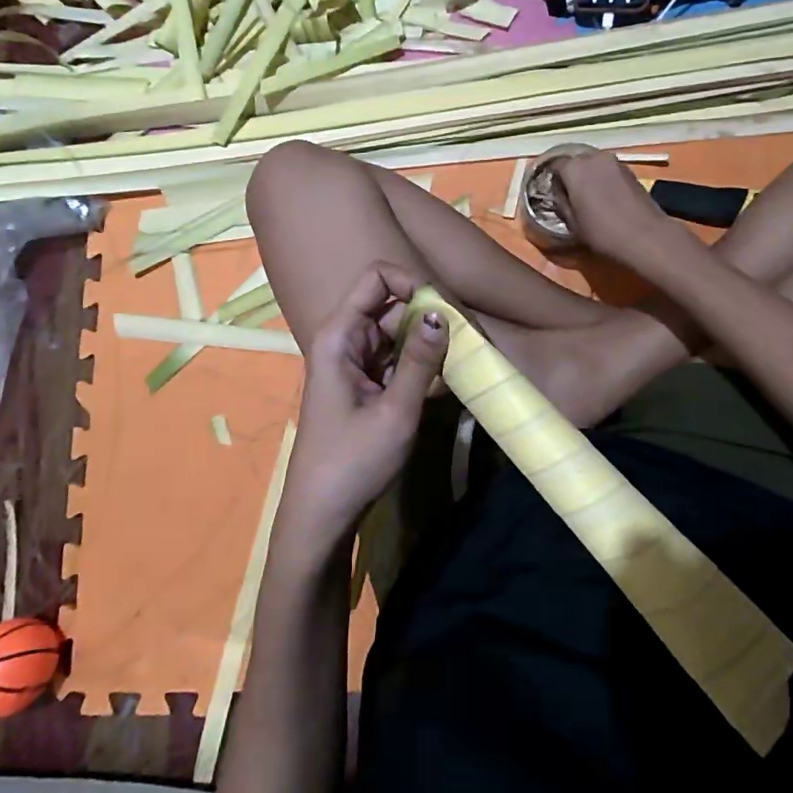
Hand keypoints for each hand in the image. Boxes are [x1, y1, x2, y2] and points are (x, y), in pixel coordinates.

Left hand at [283, 262, 449, 540]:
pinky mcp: (365, 386)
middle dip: (429, 318)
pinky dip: (420, 368)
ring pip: (398, 336)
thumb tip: (442, 314)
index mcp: (339, 336)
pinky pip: (396, 362)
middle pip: (391, 306)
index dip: (411, 283)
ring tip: (465, 361)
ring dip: (429, 346)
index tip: (445, 310)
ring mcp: (355, 364)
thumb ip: (420, 360)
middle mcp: (345, 341)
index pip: (376, 278)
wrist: (322, 513)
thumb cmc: (353, 461)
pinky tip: (447, 384)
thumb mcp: (395, 410)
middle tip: (470, 340)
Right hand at [551, 149, 696, 267]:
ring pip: (594, 165)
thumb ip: (562, 204)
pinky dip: (605, 180)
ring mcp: (615, 162)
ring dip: (590, 178)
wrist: (645, 236)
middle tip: (572, 198)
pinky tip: (607, 200)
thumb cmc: (602, 232)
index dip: (554, 181)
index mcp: (574, 168)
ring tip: (591, 200)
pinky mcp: (630, 171)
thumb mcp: (572, 223)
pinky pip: (609, 171)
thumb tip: (560, 195)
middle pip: (576, 162)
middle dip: (572, 176)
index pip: (555, 166)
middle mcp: (594, 158)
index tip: (556, 197)